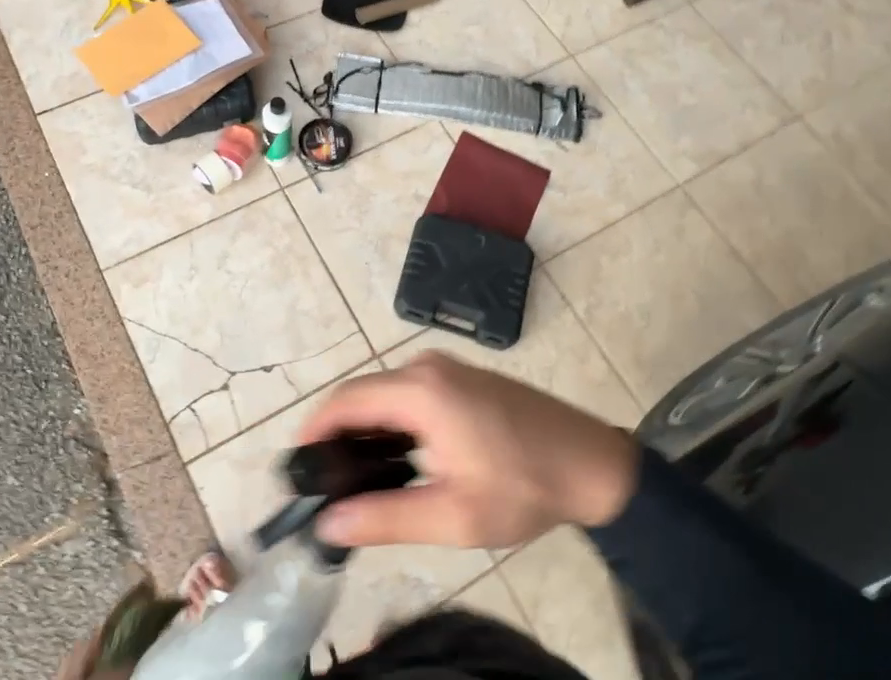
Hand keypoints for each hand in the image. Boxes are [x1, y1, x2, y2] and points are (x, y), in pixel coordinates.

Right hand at [296, 351, 638, 549]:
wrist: (593, 465)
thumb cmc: (523, 488)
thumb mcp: (453, 516)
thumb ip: (384, 518)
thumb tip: (327, 523)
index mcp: (421, 391)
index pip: (344, 401)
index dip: (313, 432)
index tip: (296, 470)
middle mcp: (427, 367)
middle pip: (361, 395)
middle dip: (336, 436)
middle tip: (325, 485)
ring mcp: (447, 368)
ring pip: (384, 395)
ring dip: (364, 431)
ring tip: (353, 480)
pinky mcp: (461, 378)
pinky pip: (407, 394)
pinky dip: (390, 423)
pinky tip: (394, 461)